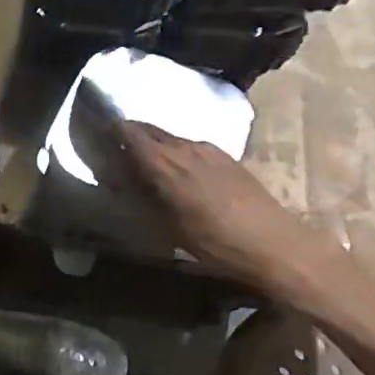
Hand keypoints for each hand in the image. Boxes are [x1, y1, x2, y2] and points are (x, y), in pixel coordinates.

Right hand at [118, 121, 347, 301]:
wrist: (276, 245)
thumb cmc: (216, 243)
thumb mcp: (168, 227)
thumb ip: (143, 197)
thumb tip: (121, 180)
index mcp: (165, 164)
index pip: (129, 132)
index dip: (111, 130)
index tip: (99, 136)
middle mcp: (185, 148)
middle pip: (149, 129)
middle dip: (131, 134)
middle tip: (117, 149)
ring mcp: (209, 149)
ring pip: (171, 137)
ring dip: (155, 144)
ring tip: (148, 164)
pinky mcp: (227, 157)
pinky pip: (191, 146)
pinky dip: (176, 152)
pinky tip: (181, 173)